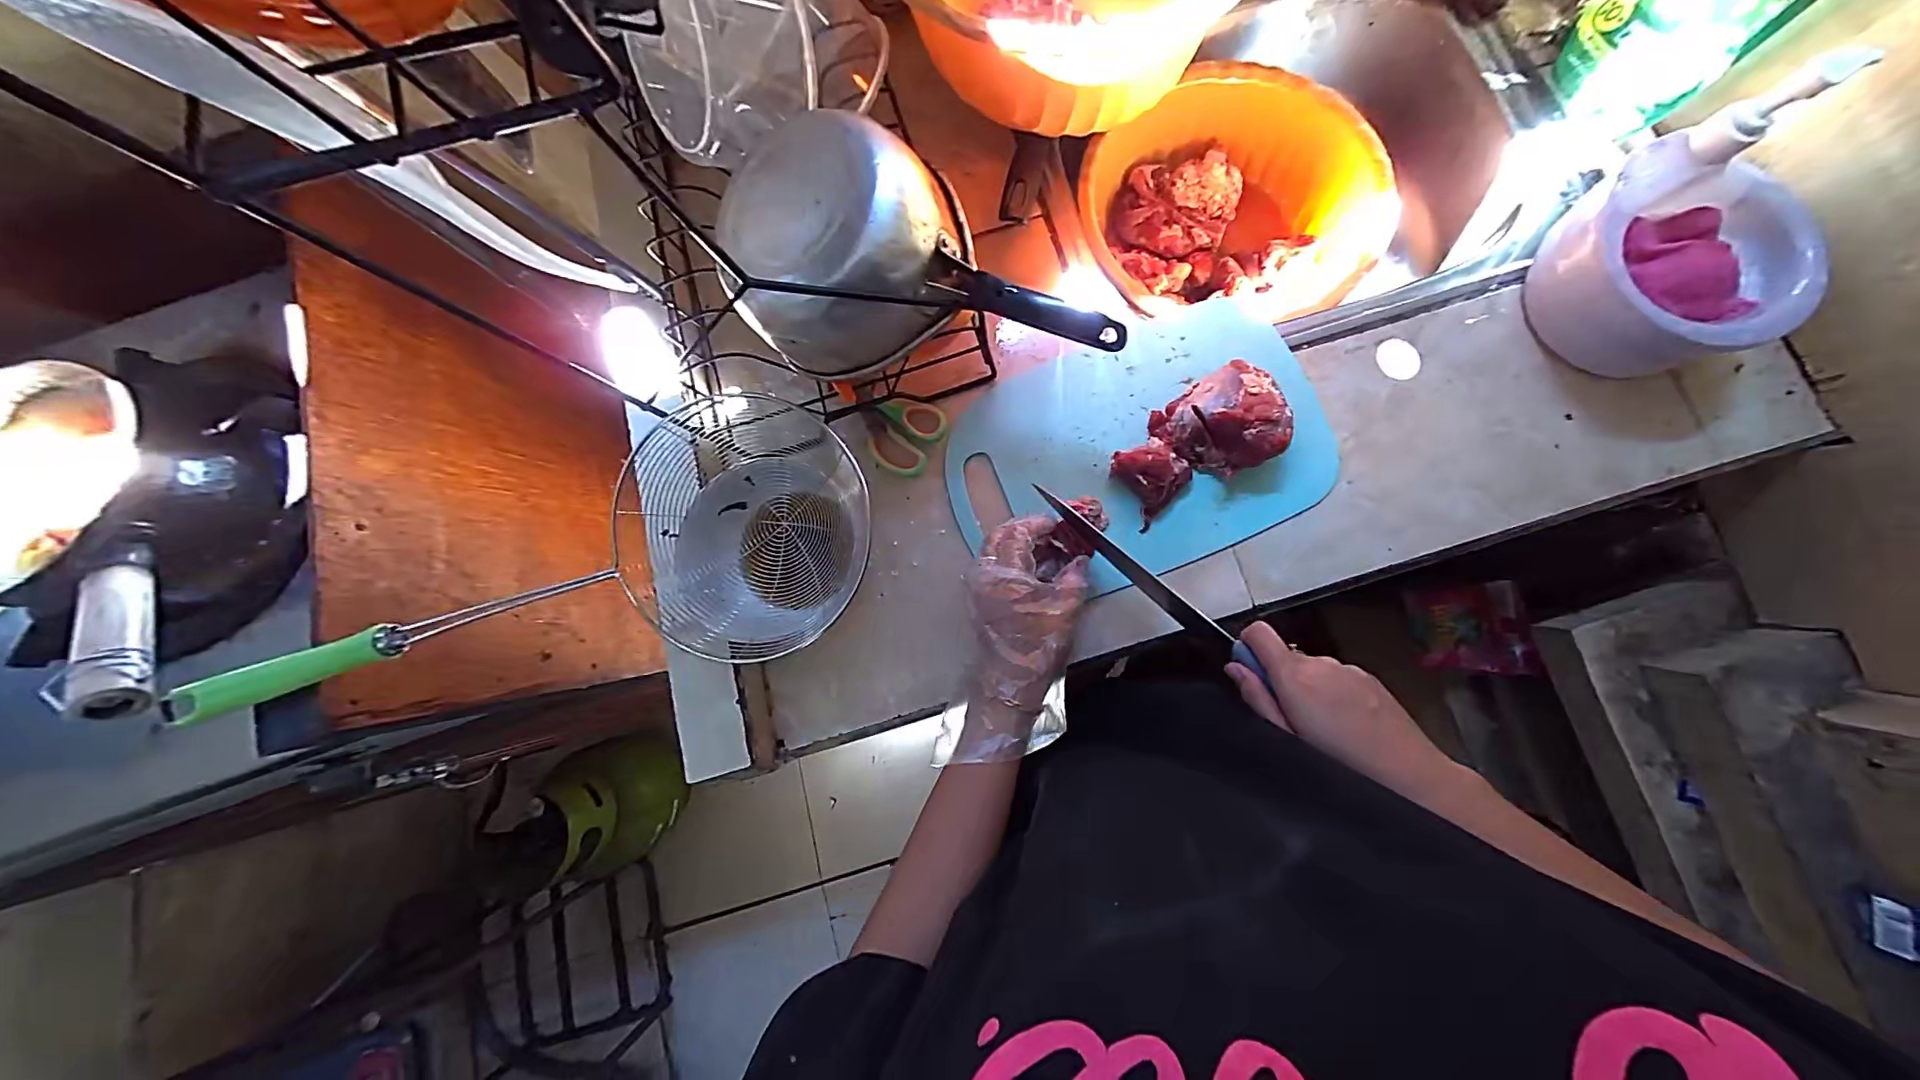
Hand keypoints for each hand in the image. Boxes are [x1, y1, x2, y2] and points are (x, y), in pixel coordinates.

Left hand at [956, 515, 1090, 762]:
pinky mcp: (981, 600)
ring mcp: (979, 587)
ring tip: (1050, 552)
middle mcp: (984, 574)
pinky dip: (1016, 564)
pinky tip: (1039, 572)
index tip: (1059, 524)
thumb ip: (1075, 575)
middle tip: (1053, 534)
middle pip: (1002, 536)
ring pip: (998, 552)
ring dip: (1022, 546)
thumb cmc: (1035, 646)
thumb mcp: (1066, 607)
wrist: (1010, 681)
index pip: (1017, 530)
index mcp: (1002, 571)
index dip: (1040, 523)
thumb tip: (1080, 559)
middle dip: (1028, 530)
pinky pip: (997, 570)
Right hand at [1226, 622, 1462, 797]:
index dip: (1247, 648)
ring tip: (1323, 729)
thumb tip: (1235, 669)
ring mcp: (1349, 669)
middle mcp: (1322, 664)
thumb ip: (1257, 698)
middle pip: (1284, 655)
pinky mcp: (1370, 678)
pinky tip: (1345, 727)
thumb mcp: (1286, 738)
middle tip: (1291, 719)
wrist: (1412, 777)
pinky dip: (1332, 694)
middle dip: (1279, 680)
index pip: (1257, 632)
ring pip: (1311, 668)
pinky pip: (1336, 677)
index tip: (1250, 675)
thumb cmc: (1347, 765)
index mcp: (1295, 677)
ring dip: (1307, 689)